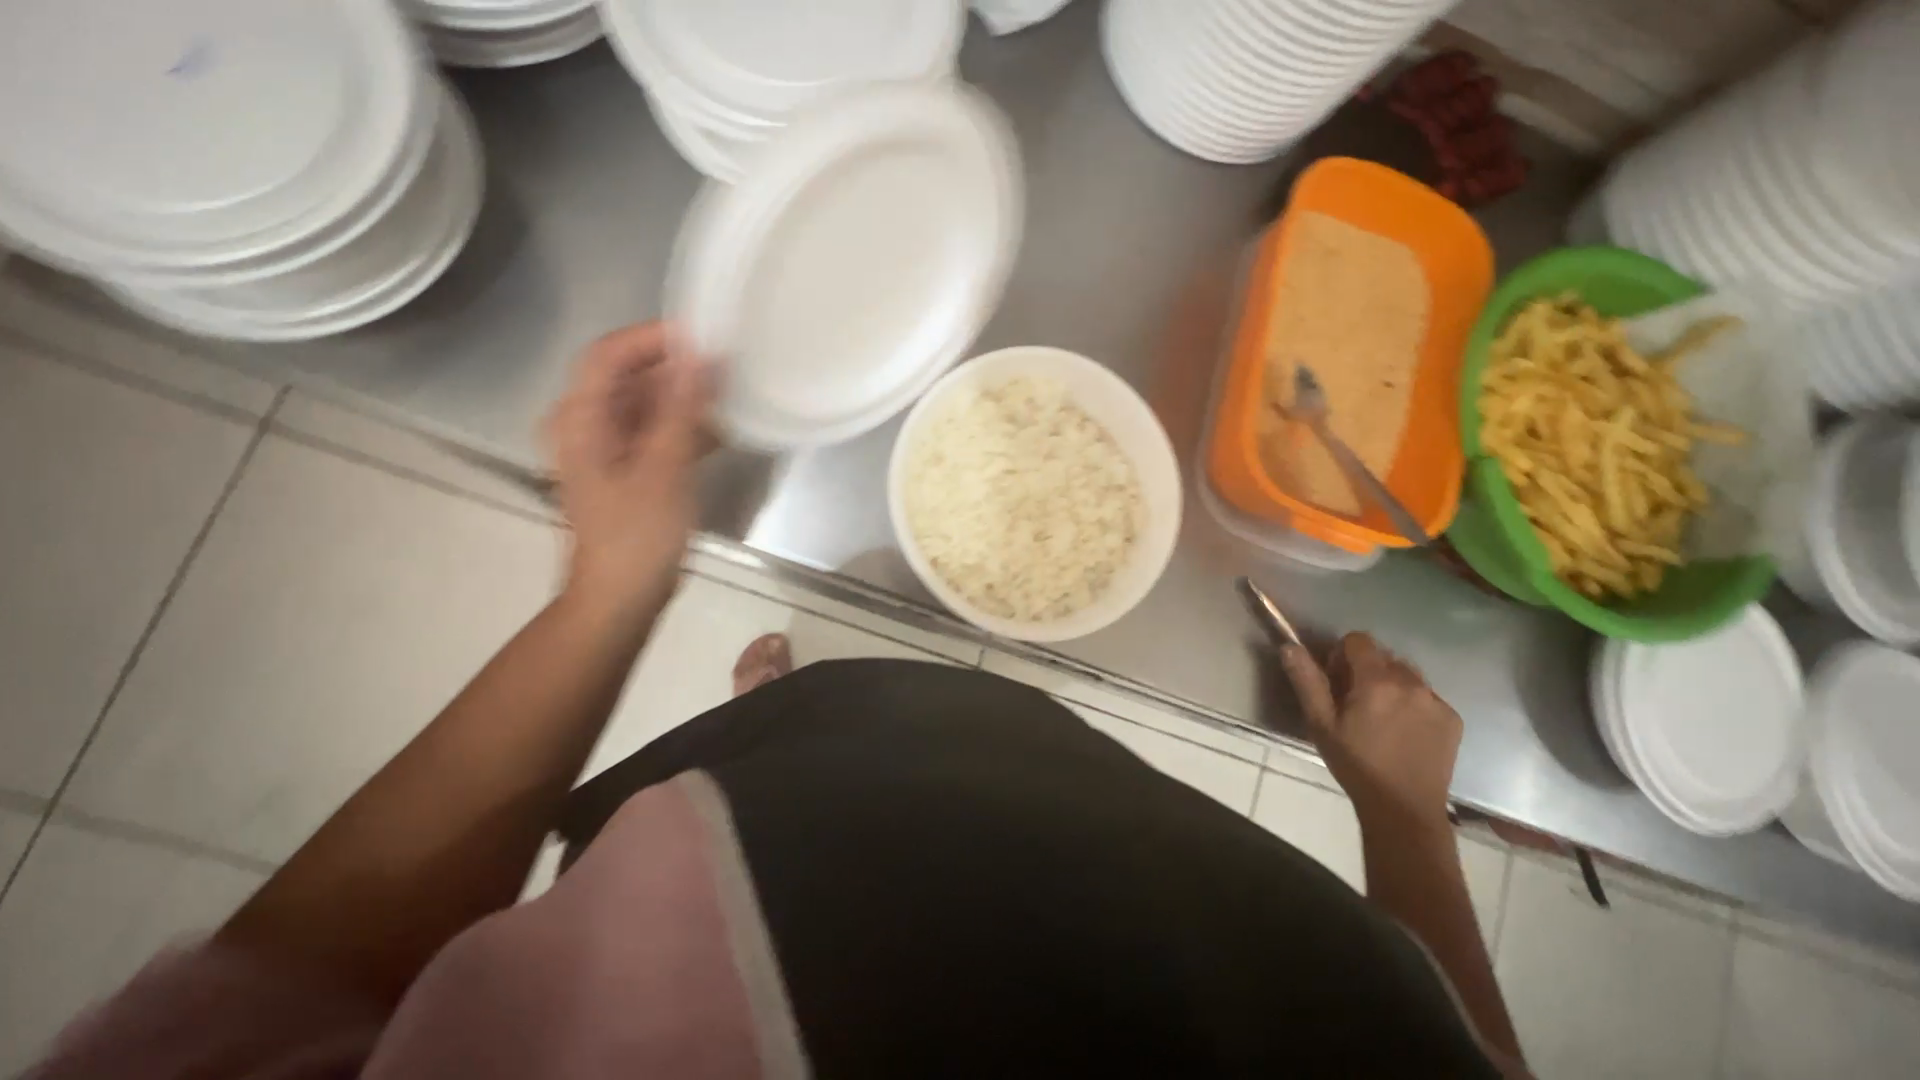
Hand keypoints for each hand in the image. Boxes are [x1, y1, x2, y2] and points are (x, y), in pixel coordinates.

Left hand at [544, 322, 712, 618]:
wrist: (619, 599)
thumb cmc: (636, 537)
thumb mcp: (664, 469)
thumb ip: (680, 408)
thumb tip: (697, 354)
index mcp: (579, 419)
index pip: (609, 353)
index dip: (654, 338)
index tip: (704, 338)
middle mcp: (584, 425)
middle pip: (627, 375)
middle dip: (675, 367)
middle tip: (725, 367)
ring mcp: (604, 448)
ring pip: (644, 402)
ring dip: (683, 397)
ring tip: (728, 397)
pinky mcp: (625, 469)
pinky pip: (652, 430)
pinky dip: (681, 425)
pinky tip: (719, 432)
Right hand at [1279, 633, 1461, 836]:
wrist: (1404, 809)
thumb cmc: (1356, 765)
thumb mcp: (1321, 724)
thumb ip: (1307, 681)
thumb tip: (1289, 646)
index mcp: (1377, 681)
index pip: (1359, 640)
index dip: (1342, 655)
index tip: (1337, 681)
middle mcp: (1411, 682)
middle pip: (1384, 656)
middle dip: (1367, 670)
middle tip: (1356, 703)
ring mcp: (1436, 700)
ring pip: (1408, 675)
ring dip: (1392, 685)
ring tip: (1382, 718)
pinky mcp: (1453, 718)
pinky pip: (1428, 696)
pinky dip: (1413, 704)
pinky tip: (1404, 733)